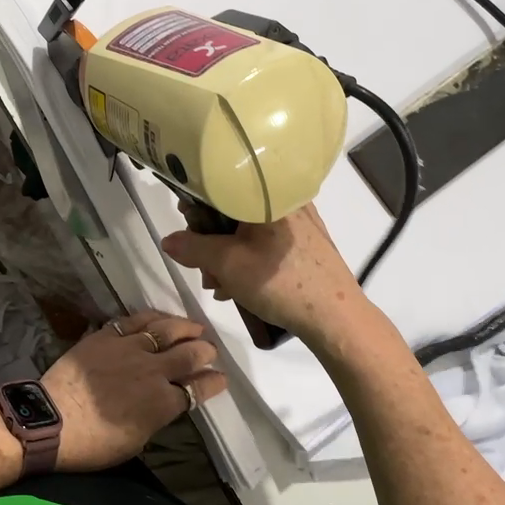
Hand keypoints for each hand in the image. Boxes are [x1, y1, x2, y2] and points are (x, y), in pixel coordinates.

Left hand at [39, 310, 226, 472]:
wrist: (54, 420)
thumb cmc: (95, 443)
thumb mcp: (136, 439)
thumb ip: (156, 416)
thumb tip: (164, 403)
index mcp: (164, 403)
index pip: (197, 389)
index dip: (212, 382)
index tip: (221, 377)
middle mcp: (153, 371)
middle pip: (188, 355)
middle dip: (204, 351)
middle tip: (211, 348)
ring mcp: (129, 349)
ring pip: (165, 331)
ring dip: (184, 327)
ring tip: (195, 326)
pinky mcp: (106, 336)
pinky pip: (134, 320)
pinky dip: (151, 317)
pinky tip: (159, 317)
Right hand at [161, 203, 373, 347]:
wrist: (336, 318)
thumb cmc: (280, 282)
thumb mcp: (226, 264)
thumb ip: (192, 248)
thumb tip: (168, 241)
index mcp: (269, 195)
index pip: (221, 186)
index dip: (197, 206)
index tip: (186, 229)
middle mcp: (287, 200)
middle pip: (233, 210)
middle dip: (211, 240)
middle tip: (204, 269)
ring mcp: (300, 223)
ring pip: (248, 229)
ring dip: (226, 254)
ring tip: (220, 285)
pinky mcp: (307, 244)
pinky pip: (266, 241)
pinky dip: (248, 258)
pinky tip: (240, 286)